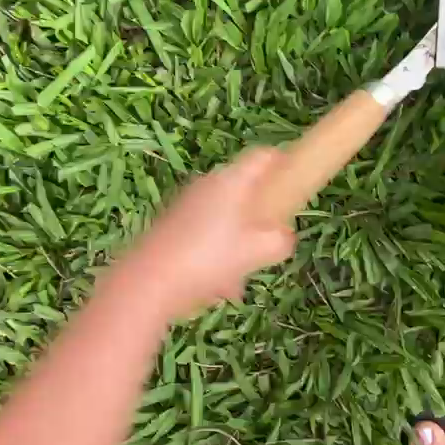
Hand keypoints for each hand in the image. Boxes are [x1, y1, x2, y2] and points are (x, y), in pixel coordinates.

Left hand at [100, 148, 295, 322]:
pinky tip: (216, 287)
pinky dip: (215, 256)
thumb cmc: (210, 257)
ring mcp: (186, 204)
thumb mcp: (259, 251)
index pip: (264, 156)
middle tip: (267, 243)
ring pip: (224, 218)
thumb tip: (283, 235)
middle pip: (244, 191)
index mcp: (232, 180)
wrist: (149, 279)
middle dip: (259, 219)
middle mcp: (207, 184)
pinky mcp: (171, 226)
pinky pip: (204, 235)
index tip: (295, 185)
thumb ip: (280, 240)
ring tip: (237, 280)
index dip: (284, 165)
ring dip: (236, 245)